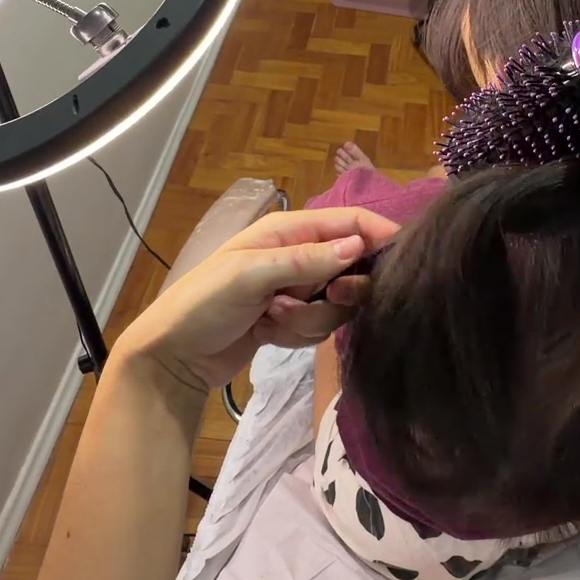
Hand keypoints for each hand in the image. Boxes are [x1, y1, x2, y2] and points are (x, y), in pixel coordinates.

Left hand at [114, 208, 399, 393]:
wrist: (173, 357)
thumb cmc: (204, 303)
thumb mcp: (250, 275)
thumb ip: (306, 260)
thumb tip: (358, 245)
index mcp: (289, 230)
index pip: (349, 222)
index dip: (379, 234)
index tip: (407, 259)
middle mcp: (298, 254)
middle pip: (352, 266)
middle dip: (339, 289)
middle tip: (322, 297)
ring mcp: (297, 289)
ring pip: (338, 302)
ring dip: (310, 317)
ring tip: (272, 318)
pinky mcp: (293, 319)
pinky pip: (321, 327)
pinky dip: (298, 334)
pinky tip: (268, 333)